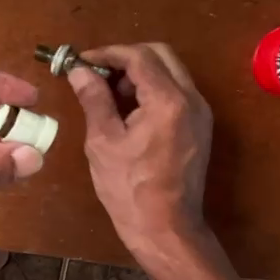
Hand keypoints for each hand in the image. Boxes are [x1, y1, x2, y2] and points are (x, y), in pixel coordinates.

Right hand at [67, 43, 212, 256]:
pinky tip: (127, 110)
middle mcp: (192, 99)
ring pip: (170, 72)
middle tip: (95, 74)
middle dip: (125, 58)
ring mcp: (200, 112)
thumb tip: (78, 71)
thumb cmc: (128, 187)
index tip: (80, 61)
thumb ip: (94, 99)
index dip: (107, 54)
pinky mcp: (199, 126)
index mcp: (168, 101)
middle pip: (160, 56)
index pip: (139, 57)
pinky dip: (151, 89)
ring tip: (107, 93)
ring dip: (138, 73)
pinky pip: (175, 92)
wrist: (165, 226)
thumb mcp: (103, 141)